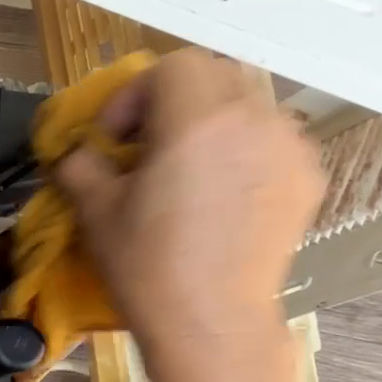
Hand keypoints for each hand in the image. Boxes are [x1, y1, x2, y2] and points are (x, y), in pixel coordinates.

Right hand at [54, 49, 323, 354]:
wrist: (207, 315)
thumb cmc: (144, 262)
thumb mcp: (92, 210)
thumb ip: (80, 166)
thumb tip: (77, 155)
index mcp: (197, 122)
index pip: (171, 66)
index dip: (132, 95)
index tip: (111, 137)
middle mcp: (253, 120)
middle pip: (214, 76)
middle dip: (170, 103)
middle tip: (140, 147)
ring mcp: (288, 146)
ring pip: (245, 106)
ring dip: (205, 125)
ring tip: (176, 173)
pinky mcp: (303, 175)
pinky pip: (268, 141)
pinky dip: (235, 152)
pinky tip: (210, 195)